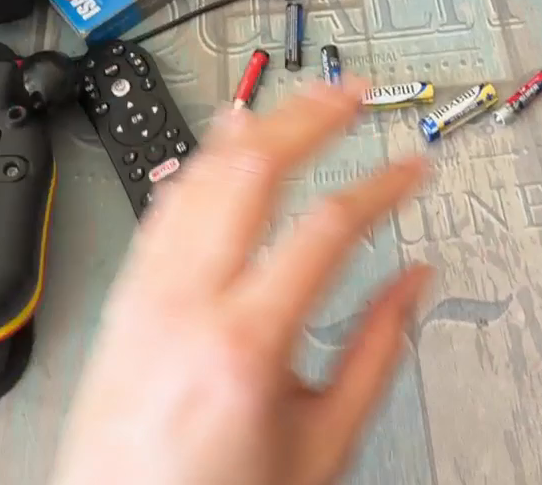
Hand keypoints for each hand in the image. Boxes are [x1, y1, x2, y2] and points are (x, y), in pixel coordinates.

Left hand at [52, 80, 428, 484]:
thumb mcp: (321, 449)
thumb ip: (377, 354)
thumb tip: (416, 282)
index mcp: (245, 346)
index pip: (328, 227)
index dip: (382, 186)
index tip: (412, 167)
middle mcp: (187, 304)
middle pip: (254, 169)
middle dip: (311, 116)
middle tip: (351, 92)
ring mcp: (146, 293)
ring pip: (203, 171)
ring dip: (260, 122)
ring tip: (302, 97)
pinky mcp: (125, 295)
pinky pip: (167, 201)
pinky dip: (206, 156)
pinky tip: (228, 133)